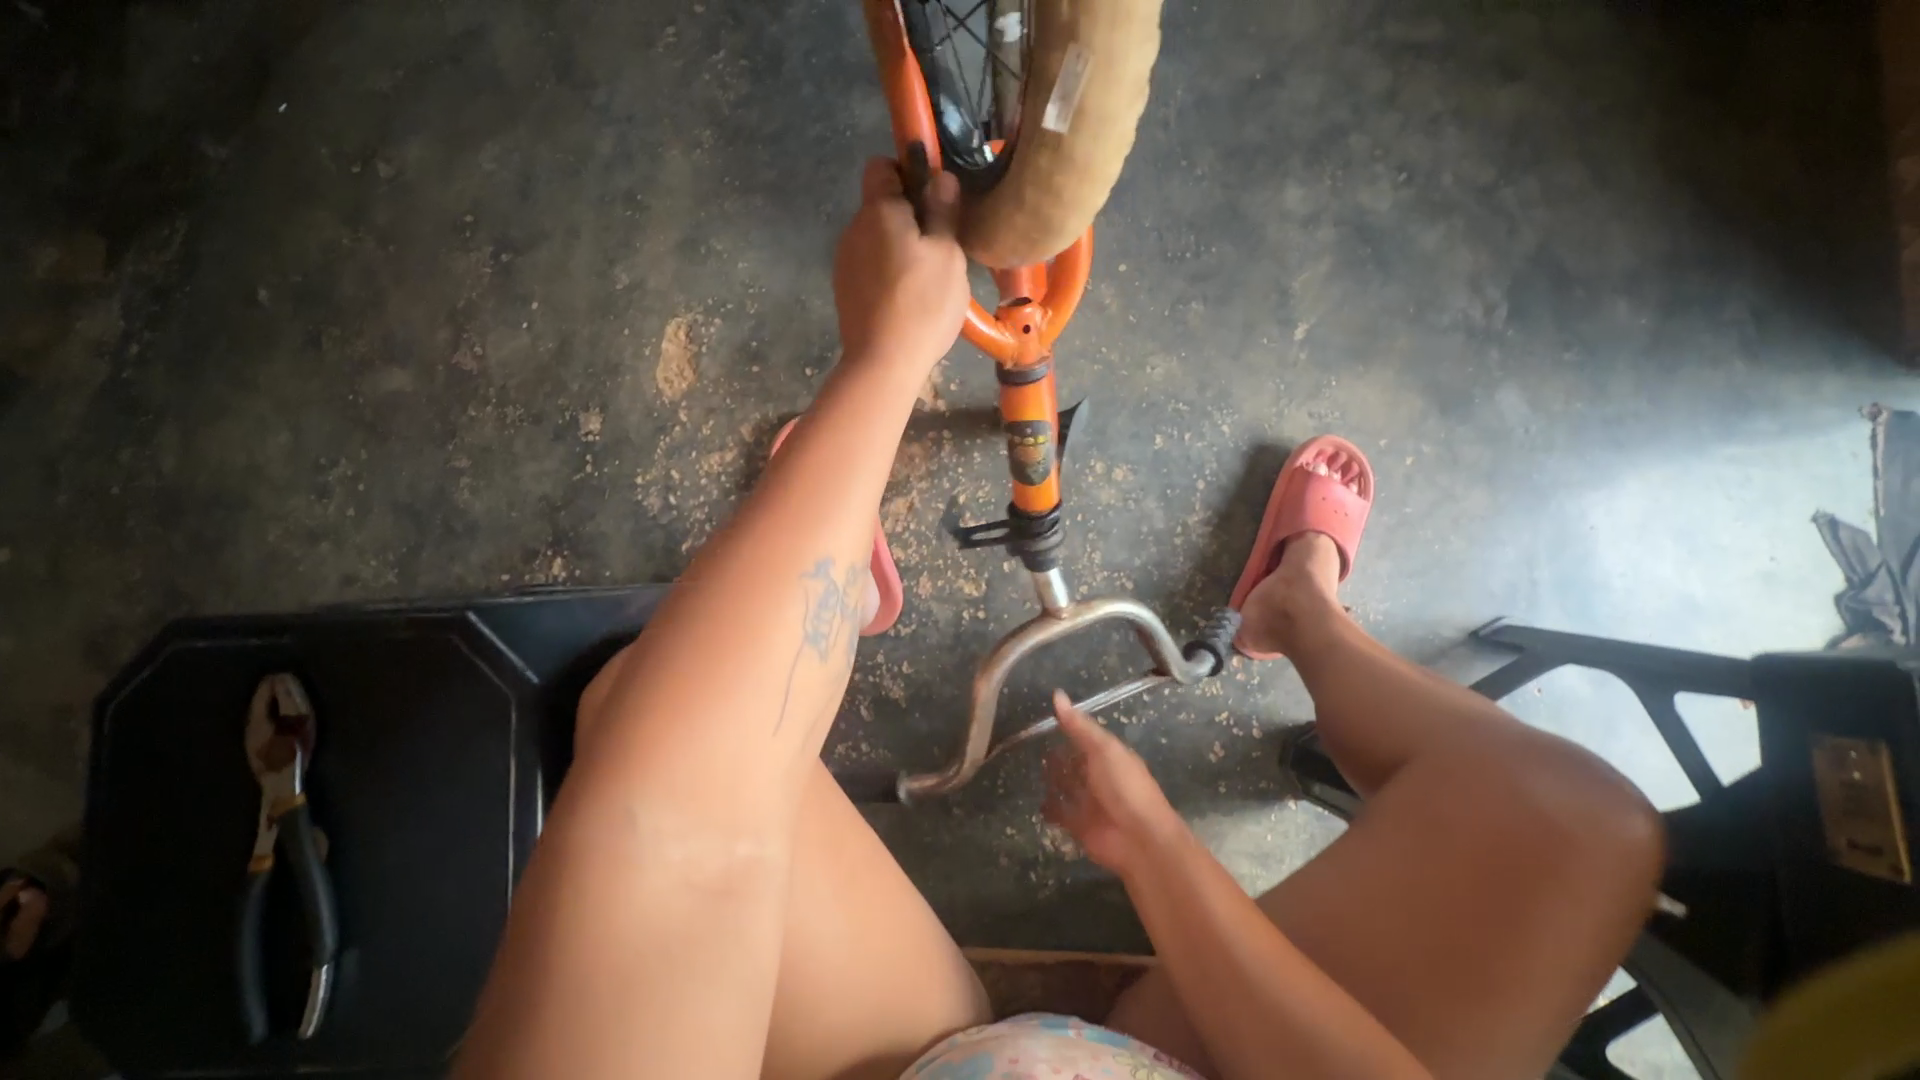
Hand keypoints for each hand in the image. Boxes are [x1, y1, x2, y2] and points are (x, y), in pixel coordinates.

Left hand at [831, 158, 968, 372]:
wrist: (883, 363)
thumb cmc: (923, 304)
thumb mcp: (948, 254)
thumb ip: (942, 212)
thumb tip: (940, 176)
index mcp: (878, 211)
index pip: (881, 166)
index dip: (907, 171)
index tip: (932, 198)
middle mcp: (853, 228)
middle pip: (880, 205)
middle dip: (907, 215)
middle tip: (940, 246)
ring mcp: (844, 261)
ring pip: (875, 238)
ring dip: (898, 247)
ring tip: (925, 279)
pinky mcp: (844, 290)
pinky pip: (869, 266)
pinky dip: (886, 272)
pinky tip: (906, 299)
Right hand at [1042, 690, 1186, 878]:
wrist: (1139, 838)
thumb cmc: (1125, 787)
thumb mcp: (1103, 749)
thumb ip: (1079, 726)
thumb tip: (1057, 694)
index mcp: (1109, 756)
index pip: (1085, 738)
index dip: (1068, 729)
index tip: (1042, 718)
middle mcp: (1099, 777)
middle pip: (1075, 764)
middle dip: (1058, 756)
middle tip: (1029, 745)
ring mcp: (1089, 802)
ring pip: (1066, 787)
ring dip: (1052, 780)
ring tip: (1027, 769)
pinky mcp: (1079, 826)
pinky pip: (1060, 813)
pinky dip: (1049, 808)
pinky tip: (1035, 800)